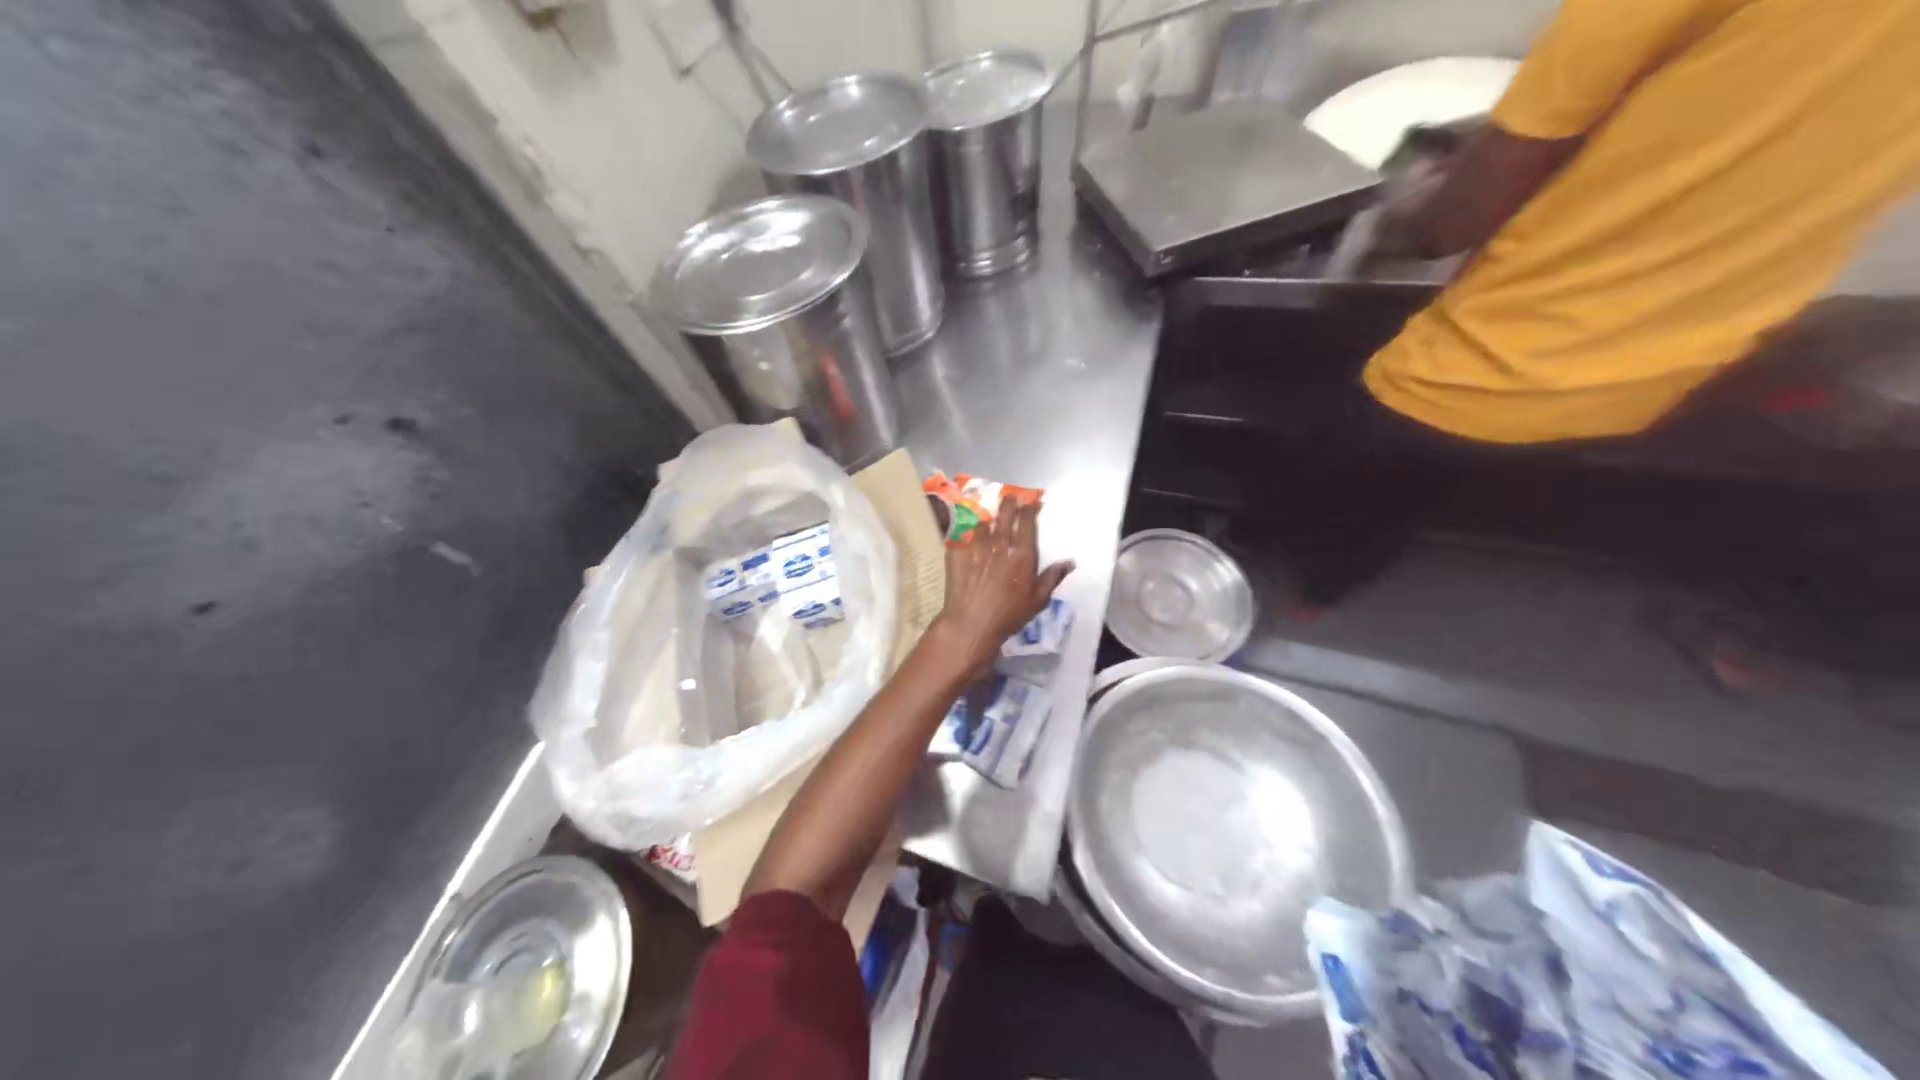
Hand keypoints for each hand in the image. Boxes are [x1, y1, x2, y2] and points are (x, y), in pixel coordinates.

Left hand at [931, 494, 1073, 675]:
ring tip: (987, 529)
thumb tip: (1069, 562)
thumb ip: (1053, 577)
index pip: (1027, 519)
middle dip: (1009, 502)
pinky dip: (966, 543)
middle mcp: (999, 542)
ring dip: (987, 525)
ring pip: (982, 525)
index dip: (1029, 508)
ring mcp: (975, 545)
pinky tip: (966, 551)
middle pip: (1005, 512)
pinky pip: (963, 541)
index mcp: (1022, 552)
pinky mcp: (956, 552)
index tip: (1030, 503)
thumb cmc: (1009, 614)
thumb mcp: (1038, 599)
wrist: (971, 622)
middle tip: (1010, 498)